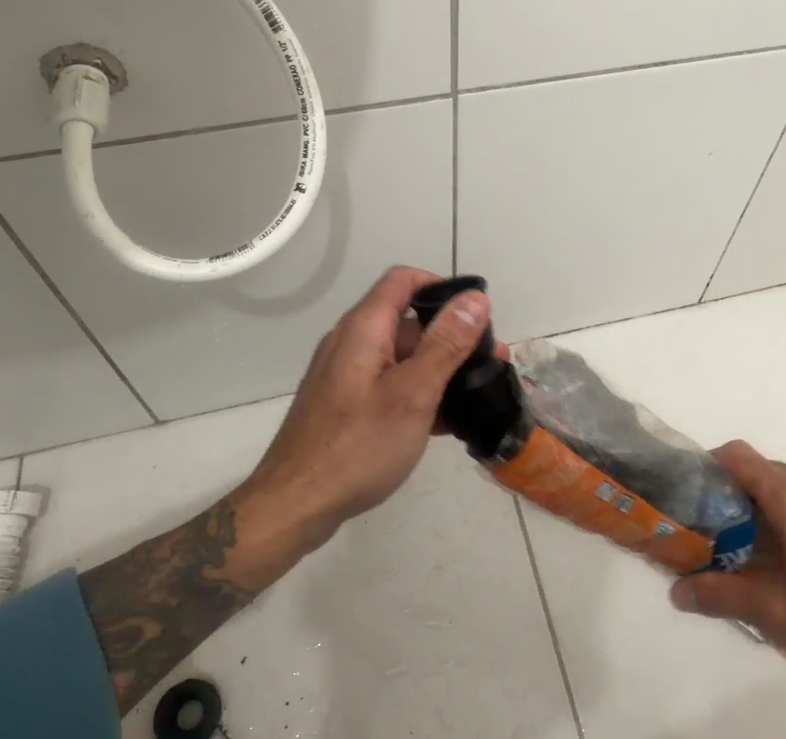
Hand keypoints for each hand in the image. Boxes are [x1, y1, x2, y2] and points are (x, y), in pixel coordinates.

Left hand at [240, 266, 490, 549]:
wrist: (296, 505)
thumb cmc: (358, 446)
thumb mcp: (413, 393)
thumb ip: (446, 344)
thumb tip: (476, 298)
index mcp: (363, 329)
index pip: (404, 280)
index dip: (442, 288)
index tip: (476, 316)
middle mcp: (350, 343)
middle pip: (406, 320)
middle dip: (450, 337)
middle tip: (490, 365)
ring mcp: (344, 376)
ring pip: (400, 357)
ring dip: (438, 370)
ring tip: (476, 396)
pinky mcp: (344, 406)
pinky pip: (388, 385)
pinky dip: (417, 394)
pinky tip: (445, 424)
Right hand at [668, 441, 785, 696]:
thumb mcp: (778, 615)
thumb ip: (723, 596)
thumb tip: (677, 592)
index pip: (738, 457)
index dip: (708, 468)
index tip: (690, 498)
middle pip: (764, 473)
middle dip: (735, 499)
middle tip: (716, 539)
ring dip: (769, 513)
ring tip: (758, 559)